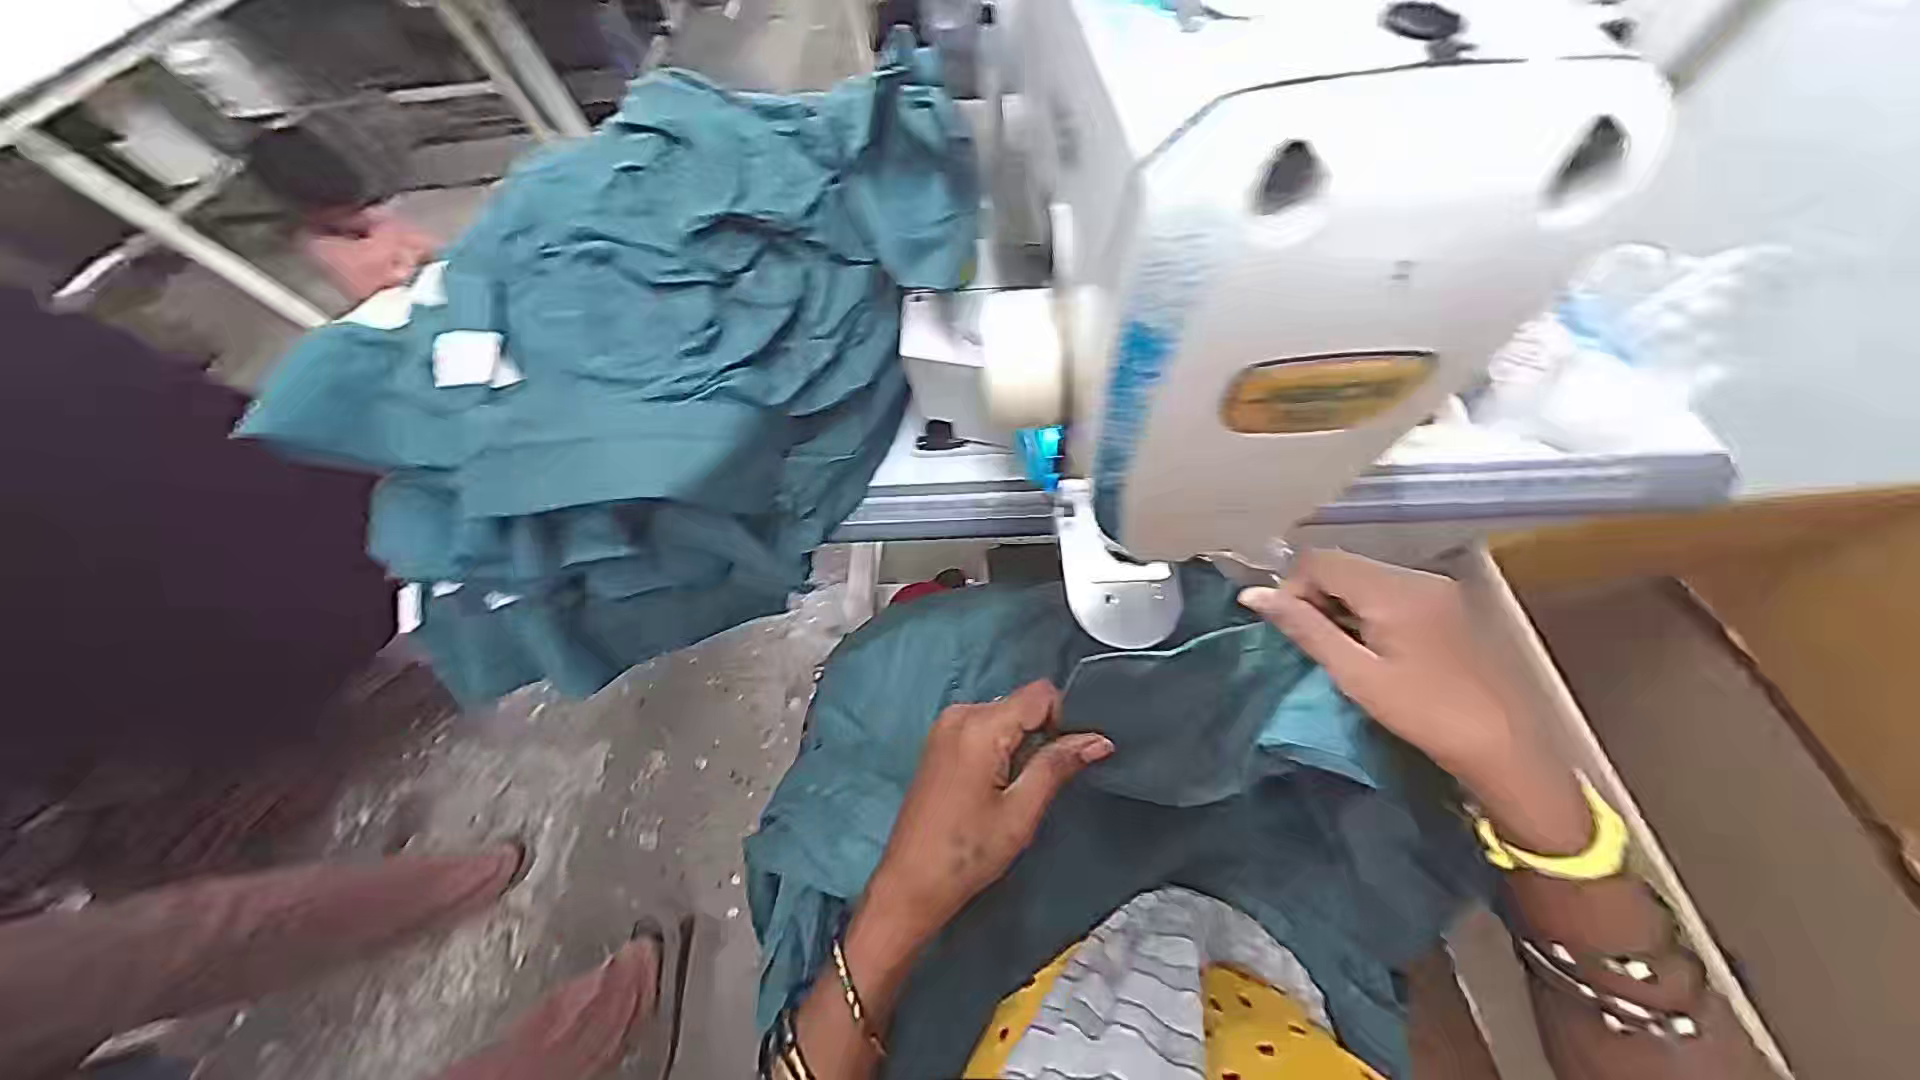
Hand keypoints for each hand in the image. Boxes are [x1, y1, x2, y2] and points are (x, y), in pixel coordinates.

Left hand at [863, 680, 1113, 944]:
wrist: (910, 883)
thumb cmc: (968, 853)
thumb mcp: (1021, 811)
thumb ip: (1058, 765)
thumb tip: (1099, 740)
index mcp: (979, 725)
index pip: (1040, 694)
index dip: (1064, 719)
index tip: (1069, 757)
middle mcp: (960, 713)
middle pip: (1022, 704)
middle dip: (1043, 734)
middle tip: (1043, 782)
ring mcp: (946, 725)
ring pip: (1006, 715)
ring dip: (1022, 743)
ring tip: (1017, 789)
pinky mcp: (940, 740)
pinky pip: (985, 727)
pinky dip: (1001, 747)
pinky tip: (997, 785)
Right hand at [1239, 550, 1589, 852]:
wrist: (1508, 747)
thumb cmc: (1424, 713)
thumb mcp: (1354, 674)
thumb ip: (1304, 628)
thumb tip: (1252, 595)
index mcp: (1395, 591)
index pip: (1320, 560)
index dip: (1293, 587)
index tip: (1293, 628)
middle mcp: (1418, 577)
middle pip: (1342, 564)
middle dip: (1316, 594)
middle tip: (1316, 641)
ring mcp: (1438, 588)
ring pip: (1364, 575)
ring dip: (1340, 601)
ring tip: (1342, 647)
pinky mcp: (1448, 603)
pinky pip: (1389, 588)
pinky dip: (1367, 606)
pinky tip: (1372, 643)